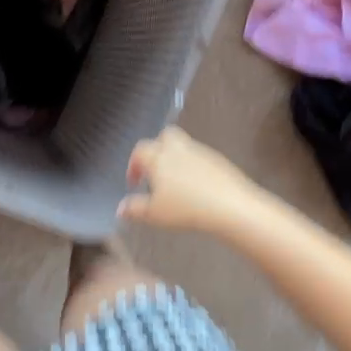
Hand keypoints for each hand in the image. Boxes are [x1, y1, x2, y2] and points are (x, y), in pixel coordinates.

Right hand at [119, 127, 263, 233]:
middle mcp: (178, 149)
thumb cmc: (186, 208)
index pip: (140, 151)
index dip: (133, 165)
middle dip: (157, 149)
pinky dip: (194, 168)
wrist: (230, 206)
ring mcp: (201, 152)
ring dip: (176, 160)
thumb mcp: (154, 214)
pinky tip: (196, 188)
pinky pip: (200, 158)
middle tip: (155, 172)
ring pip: (184, 146)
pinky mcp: (219, 161)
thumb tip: (121, 208)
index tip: (134, 182)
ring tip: (175, 184)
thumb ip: (134, 209)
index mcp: (158, 157)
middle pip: (164, 136)